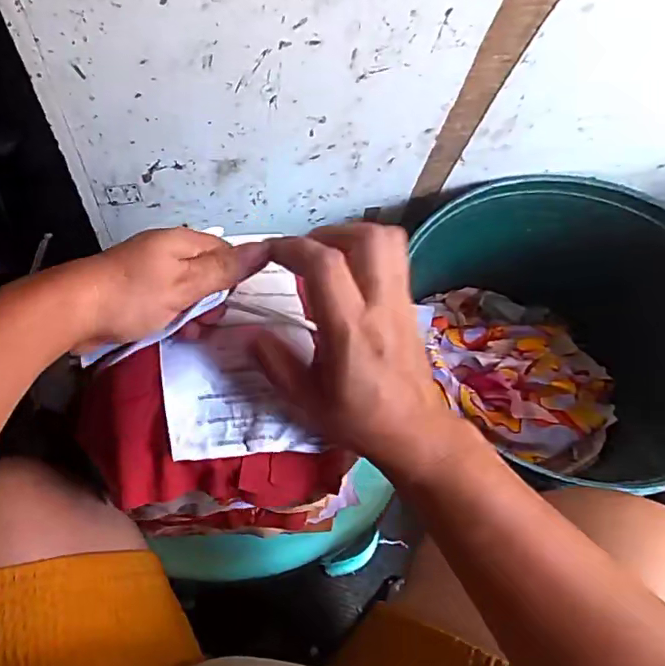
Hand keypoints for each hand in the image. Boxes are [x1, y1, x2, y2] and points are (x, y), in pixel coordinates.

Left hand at [56, 227, 270, 349]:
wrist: (74, 311)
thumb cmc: (133, 296)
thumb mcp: (185, 283)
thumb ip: (223, 270)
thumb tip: (265, 248)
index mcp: (180, 242)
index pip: (224, 251)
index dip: (233, 276)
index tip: (231, 302)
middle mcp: (165, 253)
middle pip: (205, 273)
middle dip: (212, 300)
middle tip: (206, 322)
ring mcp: (147, 275)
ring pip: (185, 294)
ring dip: (192, 314)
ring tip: (189, 332)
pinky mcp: (132, 296)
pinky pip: (163, 305)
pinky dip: (171, 319)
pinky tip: (172, 334)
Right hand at [250, 223, 479, 479]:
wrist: (414, 432)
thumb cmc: (357, 418)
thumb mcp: (304, 399)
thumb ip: (274, 362)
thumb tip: (250, 333)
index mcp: (350, 330)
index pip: (325, 264)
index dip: (292, 248)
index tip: (269, 253)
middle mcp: (381, 307)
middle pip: (366, 237)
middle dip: (327, 233)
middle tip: (302, 253)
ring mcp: (401, 302)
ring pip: (387, 241)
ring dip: (350, 237)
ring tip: (324, 259)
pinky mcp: (410, 304)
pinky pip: (393, 259)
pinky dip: (365, 254)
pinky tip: (344, 280)